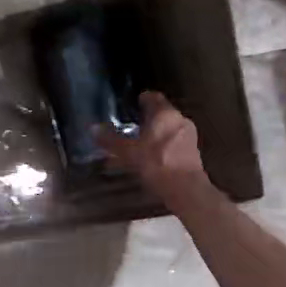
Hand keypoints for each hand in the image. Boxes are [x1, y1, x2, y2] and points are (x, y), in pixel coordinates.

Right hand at [99, 93, 210, 207]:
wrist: (185, 189)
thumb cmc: (156, 164)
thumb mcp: (129, 153)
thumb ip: (111, 140)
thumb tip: (92, 128)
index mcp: (165, 114)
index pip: (153, 97)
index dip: (142, 99)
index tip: (132, 104)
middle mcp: (180, 119)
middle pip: (162, 113)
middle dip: (149, 118)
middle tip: (132, 124)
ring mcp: (188, 135)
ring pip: (169, 128)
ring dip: (156, 132)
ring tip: (141, 142)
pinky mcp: (192, 151)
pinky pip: (175, 141)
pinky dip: (164, 144)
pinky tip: (154, 156)